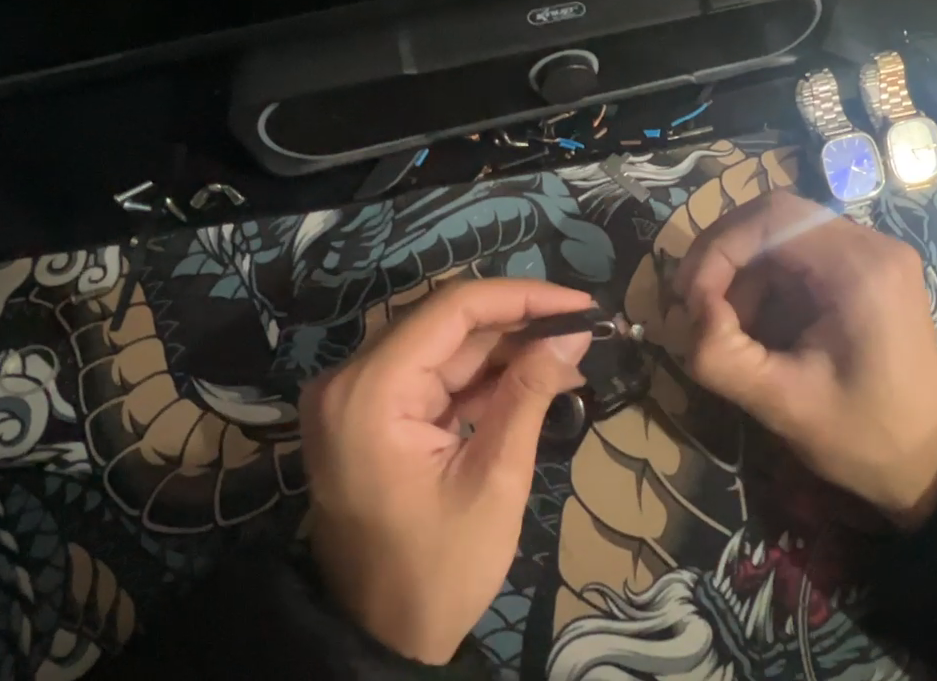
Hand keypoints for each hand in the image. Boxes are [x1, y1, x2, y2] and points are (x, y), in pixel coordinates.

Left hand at [299, 278, 592, 663]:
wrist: (381, 639)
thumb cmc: (438, 571)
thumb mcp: (495, 480)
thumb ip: (530, 393)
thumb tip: (574, 331)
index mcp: (370, 392)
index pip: (452, 309)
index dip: (523, 297)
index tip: (581, 304)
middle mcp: (352, 380)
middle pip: (447, 323)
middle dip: (520, 324)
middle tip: (583, 331)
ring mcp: (358, 396)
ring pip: (445, 346)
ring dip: (507, 350)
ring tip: (569, 359)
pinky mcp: (372, 413)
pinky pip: (434, 376)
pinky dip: (483, 377)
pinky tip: (533, 380)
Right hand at [676, 192, 936, 528]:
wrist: (929, 463)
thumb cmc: (862, 438)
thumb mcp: (783, 404)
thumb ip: (723, 355)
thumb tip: (689, 310)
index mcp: (861, 268)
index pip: (773, 218)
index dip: (719, 248)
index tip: (692, 302)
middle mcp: (873, 245)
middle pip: (776, 216)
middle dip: (724, 256)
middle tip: (695, 305)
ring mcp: (873, 254)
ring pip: (783, 233)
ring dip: (742, 272)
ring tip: (727, 326)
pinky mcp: (867, 270)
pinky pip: (800, 255)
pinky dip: (766, 282)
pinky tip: (757, 326)